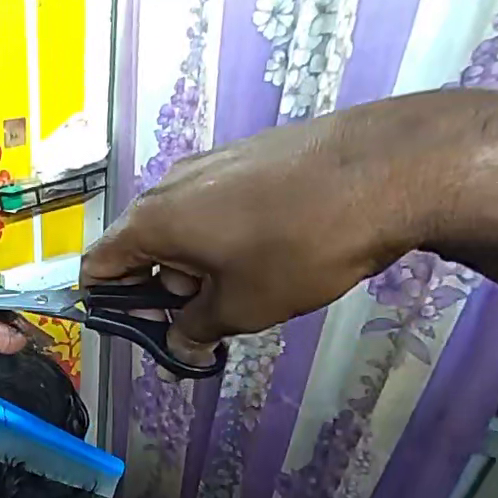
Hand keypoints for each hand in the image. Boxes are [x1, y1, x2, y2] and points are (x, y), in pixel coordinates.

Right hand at [81, 90, 497, 362]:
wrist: (401, 164)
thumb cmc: (301, 245)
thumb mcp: (243, 306)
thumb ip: (196, 330)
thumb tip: (181, 345)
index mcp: (149, 222)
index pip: (96, 267)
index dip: (110, 302)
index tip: (149, 323)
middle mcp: (166, 187)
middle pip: (138, 246)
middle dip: (162, 285)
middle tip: (209, 309)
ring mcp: (207, 163)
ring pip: (177, 225)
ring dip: (194, 260)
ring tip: (250, 277)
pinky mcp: (245, 152)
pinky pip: (211, 203)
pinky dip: (222, 232)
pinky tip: (274, 242)